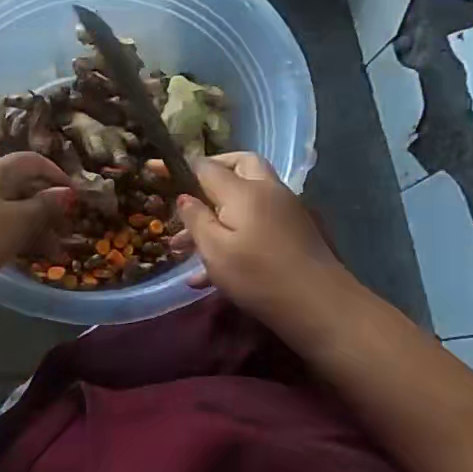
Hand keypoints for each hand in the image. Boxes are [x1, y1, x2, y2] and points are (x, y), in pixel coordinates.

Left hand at [0, 152, 74, 287]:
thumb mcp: (22, 220)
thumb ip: (46, 205)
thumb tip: (67, 193)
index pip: (32, 161)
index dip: (57, 174)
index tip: (76, 194)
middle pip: (21, 184)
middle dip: (47, 205)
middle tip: (67, 226)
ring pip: (12, 206)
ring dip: (36, 225)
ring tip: (55, 249)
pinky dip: (18, 233)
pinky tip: (33, 252)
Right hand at [172, 152, 359, 339]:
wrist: (319, 305)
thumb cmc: (258, 276)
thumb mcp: (215, 250)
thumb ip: (196, 219)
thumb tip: (184, 197)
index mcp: (244, 190)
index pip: (207, 166)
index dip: (179, 167)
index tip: (154, 169)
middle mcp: (266, 191)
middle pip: (238, 166)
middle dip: (210, 174)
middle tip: (186, 192)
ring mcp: (284, 210)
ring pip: (245, 198)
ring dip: (215, 214)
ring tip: (182, 248)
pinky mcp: (293, 232)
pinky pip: (256, 222)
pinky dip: (233, 233)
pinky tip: (207, 272)